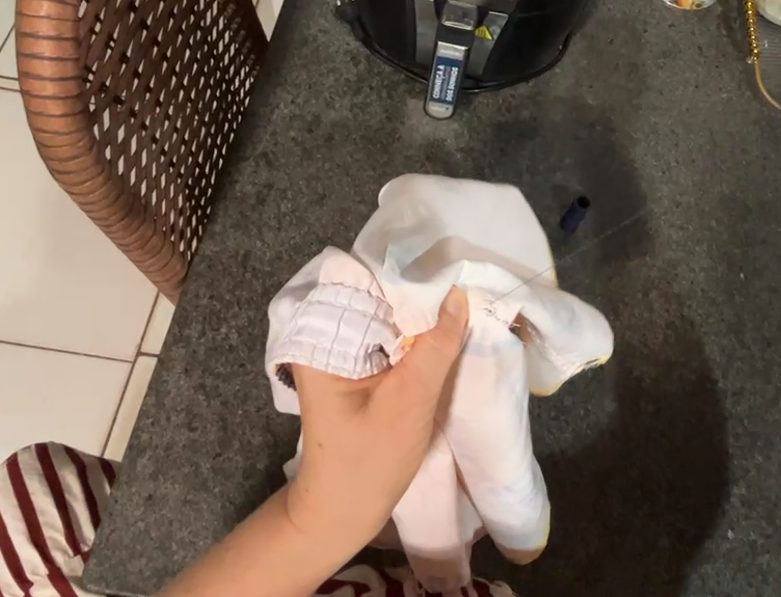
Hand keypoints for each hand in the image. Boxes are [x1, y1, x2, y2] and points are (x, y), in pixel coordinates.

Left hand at [283, 287, 468, 558]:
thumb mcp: (409, 402)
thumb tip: (459, 294)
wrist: (341, 513)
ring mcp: (338, 350)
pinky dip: (411, 334)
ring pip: (384, 314)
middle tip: (459, 279)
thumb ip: (435, 347)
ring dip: (417, 313)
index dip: (404, 273)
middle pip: (375, 294)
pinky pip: (385, 335)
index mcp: (320, 337)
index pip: (361, 280)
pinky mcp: (354, 365)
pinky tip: (439, 330)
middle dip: (415, 291)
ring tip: (455, 299)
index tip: (445, 266)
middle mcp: (324, 335)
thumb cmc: (367, 462)